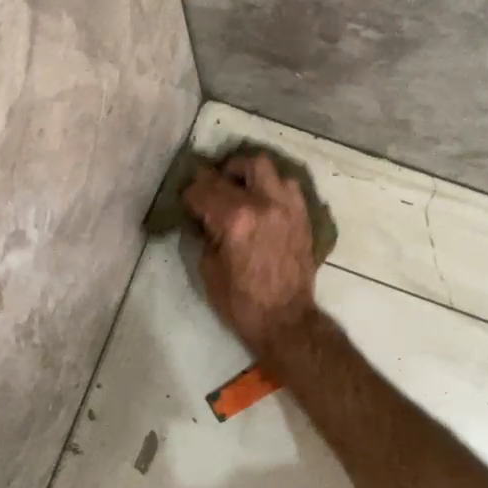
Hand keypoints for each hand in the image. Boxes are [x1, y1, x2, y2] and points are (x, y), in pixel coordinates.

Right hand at [182, 152, 318, 353]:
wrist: (285, 320)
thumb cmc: (240, 302)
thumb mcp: (208, 269)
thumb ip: (203, 235)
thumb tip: (200, 218)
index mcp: (235, 220)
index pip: (204, 190)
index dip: (190, 193)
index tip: (186, 200)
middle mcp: (263, 204)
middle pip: (238, 167)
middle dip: (218, 174)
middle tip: (211, 187)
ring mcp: (286, 207)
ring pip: (266, 167)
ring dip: (249, 173)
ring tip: (239, 188)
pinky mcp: (302, 215)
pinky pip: (288, 185)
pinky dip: (272, 185)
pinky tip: (263, 200)